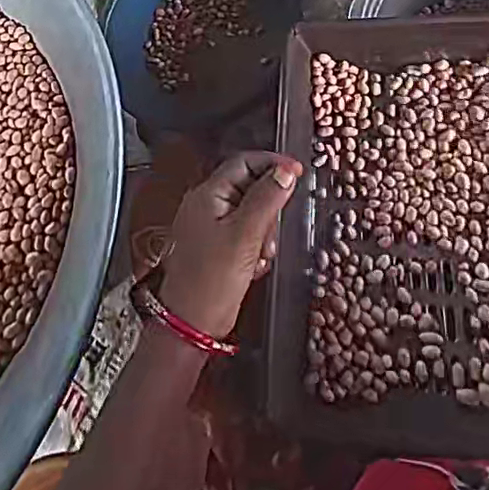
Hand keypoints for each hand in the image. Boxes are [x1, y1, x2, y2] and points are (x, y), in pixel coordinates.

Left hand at [155, 151, 301, 338]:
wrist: (191, 326)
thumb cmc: (211, 281)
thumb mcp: (245, 235)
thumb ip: (267, 198)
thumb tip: (286, 170)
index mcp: (207, 194)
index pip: (244, 162)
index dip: (272, 164)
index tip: (298, 172)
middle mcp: (206, 206)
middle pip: (249, 187)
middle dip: (268, 208)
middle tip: (274, 231)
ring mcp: (209, 227)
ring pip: (251, 214)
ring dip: (264, 232)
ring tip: (262, 254)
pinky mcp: (216, 248)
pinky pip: (245, 235)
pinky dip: (255, 247)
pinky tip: (254, 265)